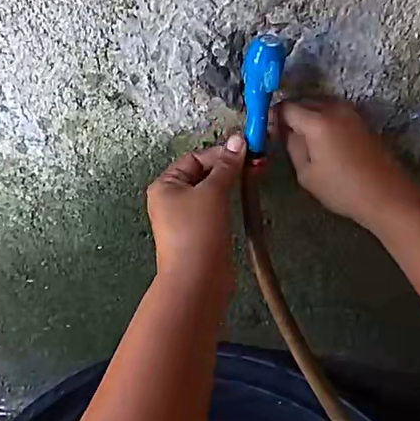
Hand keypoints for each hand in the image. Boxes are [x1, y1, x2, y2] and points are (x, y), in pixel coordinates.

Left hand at [146, 134, 245, 277]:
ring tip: (252, 178)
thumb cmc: (198, 231)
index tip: (246, 151)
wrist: (198, 279)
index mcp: (165, 185)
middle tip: (253, 164)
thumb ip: (226, 165)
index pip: (194, 158)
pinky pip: (215, 210)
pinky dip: (229, 202)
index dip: (220, 153)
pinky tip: (243, 201)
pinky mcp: (200, 234)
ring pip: (210, 192)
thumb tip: (237, 140)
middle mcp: (171, 200)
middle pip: (202, 174)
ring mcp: (185, 219)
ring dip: (230, 184)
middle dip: (227, 168)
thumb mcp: (213, 191)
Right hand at [274, 98, 419, 228]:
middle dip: (289, 114)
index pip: (285, 107)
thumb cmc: (343, 189)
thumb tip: (283, 129)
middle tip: (281, 136)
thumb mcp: (306, 173)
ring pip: (318, 104)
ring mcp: (350, 111)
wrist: (386, 195)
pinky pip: (332, 111)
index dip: (272, 117)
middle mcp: (333, 108)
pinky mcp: (360, 119)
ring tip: (301, 140)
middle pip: (302, 101)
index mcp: (316, 120)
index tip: (267, 131)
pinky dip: (321, 119)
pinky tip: (321, 141)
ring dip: (306, 116)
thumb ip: (291, 145)